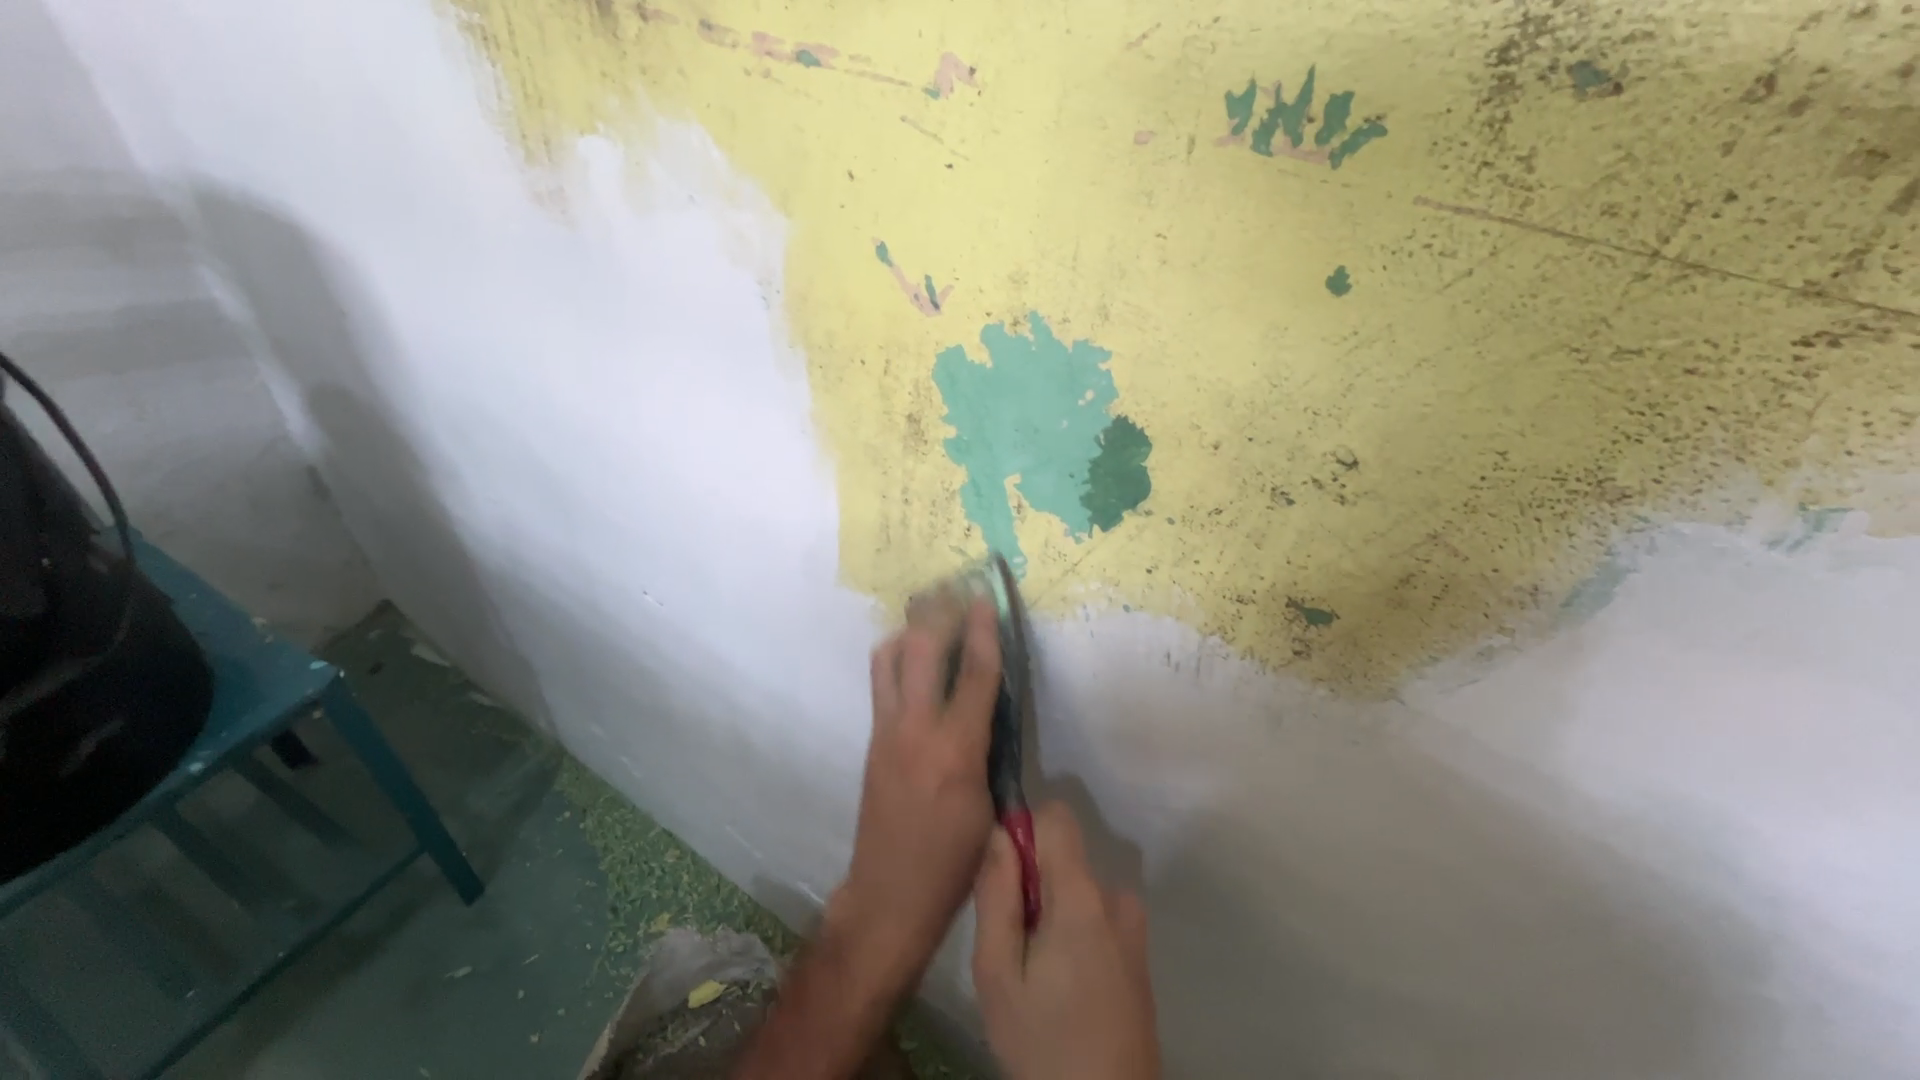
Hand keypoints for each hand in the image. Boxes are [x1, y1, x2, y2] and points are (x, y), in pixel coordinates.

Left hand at [826, 597, 1001, 994]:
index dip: (983, 631)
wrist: (890, 892)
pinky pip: (882, 683)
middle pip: (924, 650)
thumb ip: (987, 749)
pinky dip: (897, 659)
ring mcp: (887, 731)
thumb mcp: (986, 805)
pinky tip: (912, 658)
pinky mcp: (872, 740)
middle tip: (951, 588)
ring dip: (909, 630)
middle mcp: (917, 729)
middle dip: (939, 613)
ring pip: (889, 659)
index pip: (975, 675)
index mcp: (957, 750)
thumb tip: (987, 710)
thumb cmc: (953, 860)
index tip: (984, 597)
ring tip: (927, 616)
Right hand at [972, 802, 1159, 1079]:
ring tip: (1036, 972)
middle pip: (1065, 858)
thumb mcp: (997, 973)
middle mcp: (1116, 899)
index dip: (1023, 830)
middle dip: (1032, 884)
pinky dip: (1074, 933)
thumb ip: (996, 894)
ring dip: (1052, 913)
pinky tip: (1062, 985)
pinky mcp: (1139, 953)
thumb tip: (1000, 831)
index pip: (1056, 817)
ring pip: (1078, 891)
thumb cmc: (1043, 1042)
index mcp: (1081, 897)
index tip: (1001, 872)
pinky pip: (1096, 916)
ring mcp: (1134, 927)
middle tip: (1013, 943)